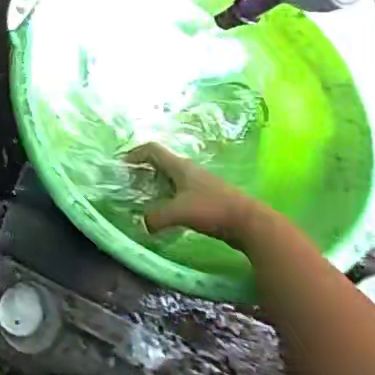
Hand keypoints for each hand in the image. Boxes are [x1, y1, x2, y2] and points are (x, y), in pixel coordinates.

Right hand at [130, 142, 261, 243]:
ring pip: (172, 179)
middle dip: (143, 171)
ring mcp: (201, 184)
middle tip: (131, 185)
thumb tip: (144, 225)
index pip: (152, 149)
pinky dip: (170, 198)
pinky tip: (168, 213)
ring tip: (146, 200)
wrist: (252, 224)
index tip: (122, 166)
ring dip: (157, 186)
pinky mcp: (209, 198)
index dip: (134, 153)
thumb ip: (156, 217)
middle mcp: (189, 171)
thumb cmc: (213, 210)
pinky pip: (182, 193)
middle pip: (161, 163)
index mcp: (180, 167)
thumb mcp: (178, 212)